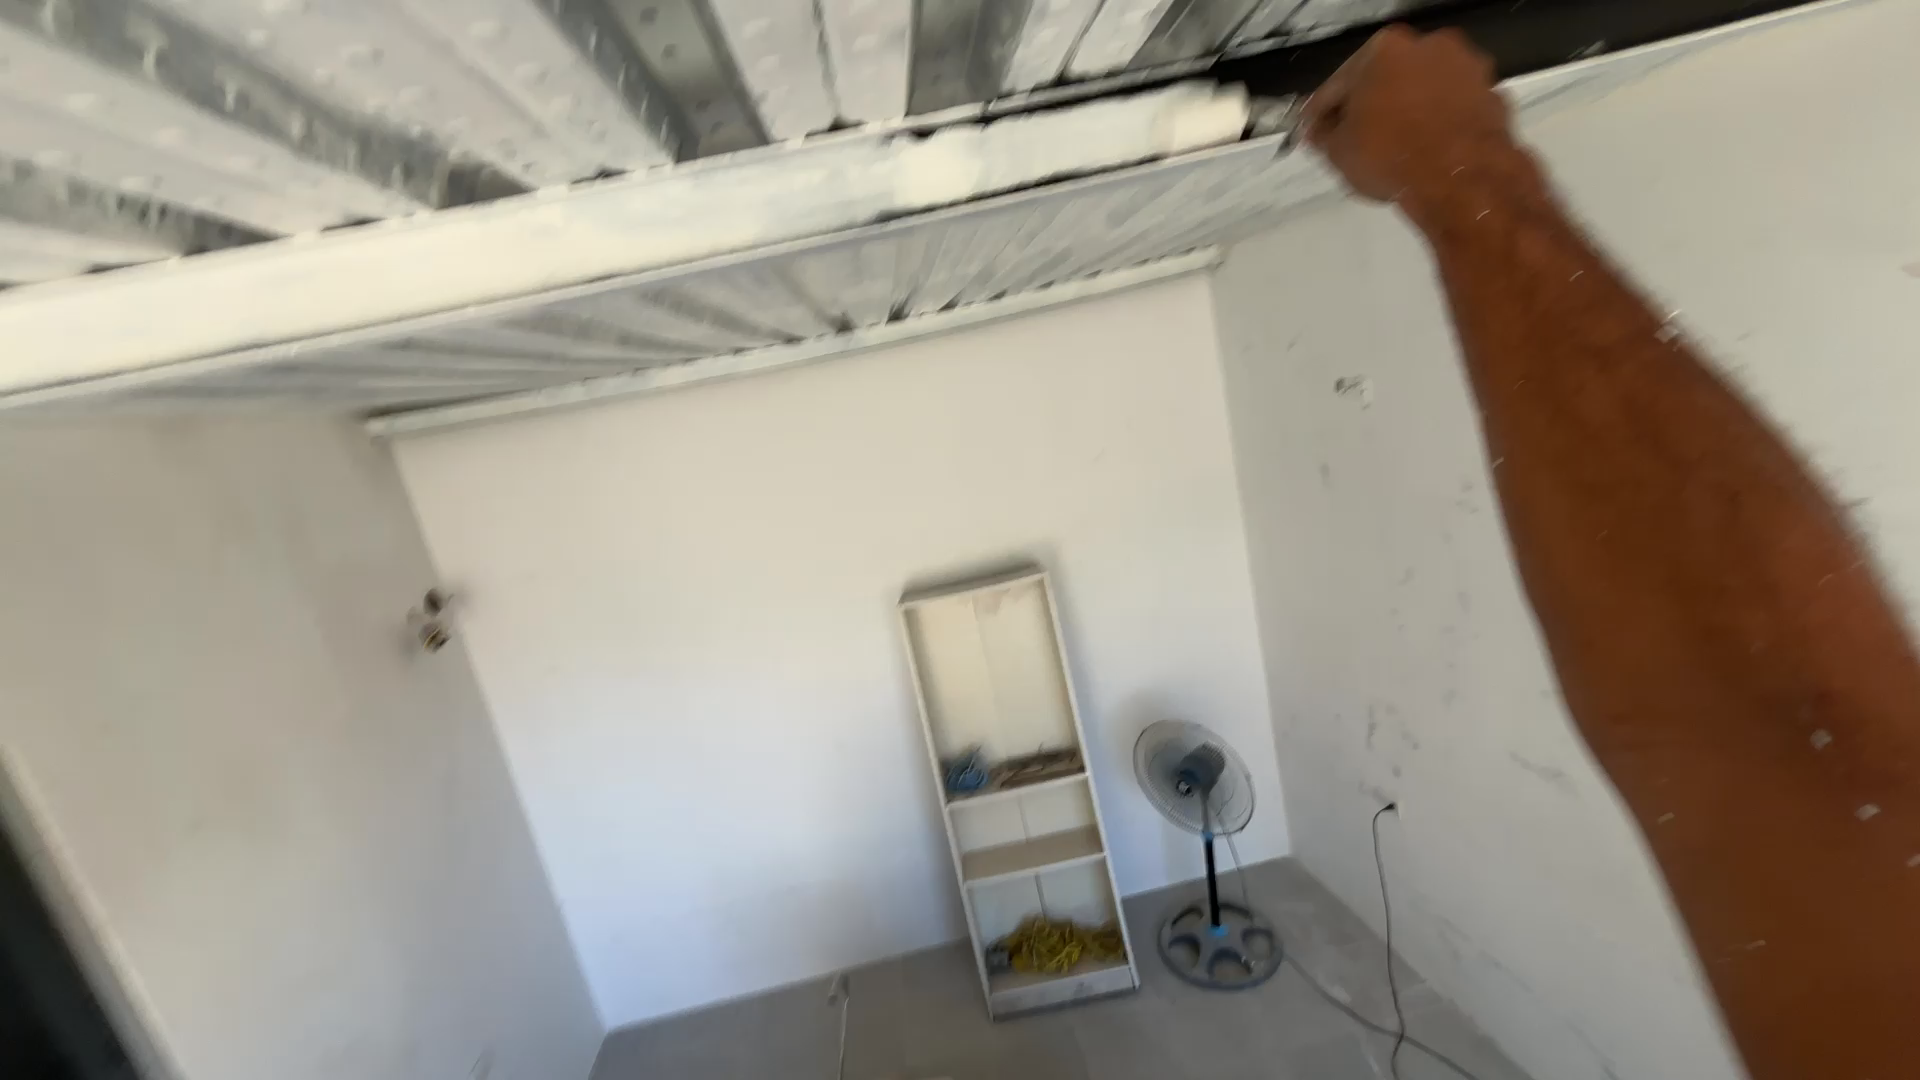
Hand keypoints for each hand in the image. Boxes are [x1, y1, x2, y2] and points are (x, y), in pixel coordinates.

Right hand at [1302, 25, 1515, 204]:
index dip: (1320, 113)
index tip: (1312, 134)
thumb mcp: (1337, 153)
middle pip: (1383, 79)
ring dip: (1401, 112)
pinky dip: (1432, 122)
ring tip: (1388, 148)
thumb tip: (1320, 130)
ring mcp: (1464, 64)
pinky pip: (1447, 106)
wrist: (1458, 175)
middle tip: (1350, 140)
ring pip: (1419, 90)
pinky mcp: (1488, 89)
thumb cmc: (1388, 156)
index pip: (1338, 83)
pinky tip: (1420, 149)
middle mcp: (1427, 44)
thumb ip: (1324, 135)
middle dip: (1366, 107)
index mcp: (1383, 50)